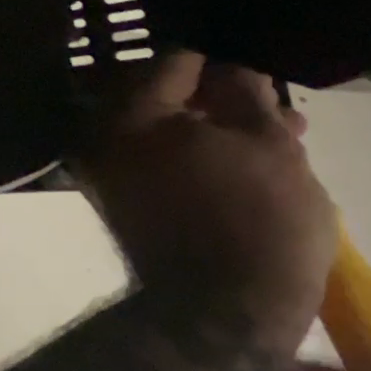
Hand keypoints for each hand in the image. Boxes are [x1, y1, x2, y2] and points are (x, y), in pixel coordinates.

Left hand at [75, 51, 338, 356]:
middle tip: (265, 105)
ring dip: (206, 126)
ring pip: (156, 129)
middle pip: (156, 95)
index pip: (172, 63)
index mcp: (129, 114)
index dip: (218, 62)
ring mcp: (99, 168)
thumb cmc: (259, 220)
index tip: (250, 69)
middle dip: (212, 96)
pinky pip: (148, 158)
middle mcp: (98, 135)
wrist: (221, 308)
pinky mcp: (112, 198)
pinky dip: (186, 153)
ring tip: (270, 135)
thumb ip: (246, 95)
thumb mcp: (272, 146)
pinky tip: (237, 162)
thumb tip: (232, 67)